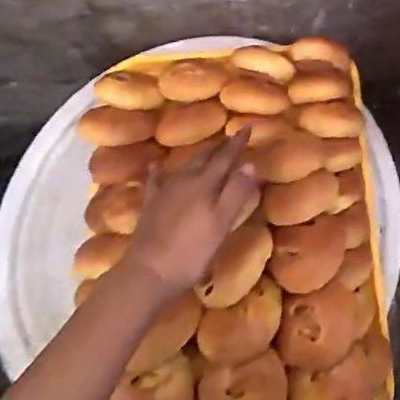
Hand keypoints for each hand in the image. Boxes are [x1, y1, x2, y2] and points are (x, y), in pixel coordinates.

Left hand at [122, 131, 259, 295]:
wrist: (148, 272)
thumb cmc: (191, 251)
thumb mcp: (221, 224)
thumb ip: (236, 192)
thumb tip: (250, 163)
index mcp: (205, 183)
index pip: (225, 157)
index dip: (238, 142)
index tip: (248, 127)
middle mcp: (185, 180)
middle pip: (205, 157)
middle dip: (220, 147)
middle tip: (231, 139)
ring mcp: (165, 191)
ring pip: (185, 165)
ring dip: (199, 155)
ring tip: (208, 150)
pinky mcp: (151, 204)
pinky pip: (156, 179)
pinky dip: (159, 169)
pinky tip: (156, 164)